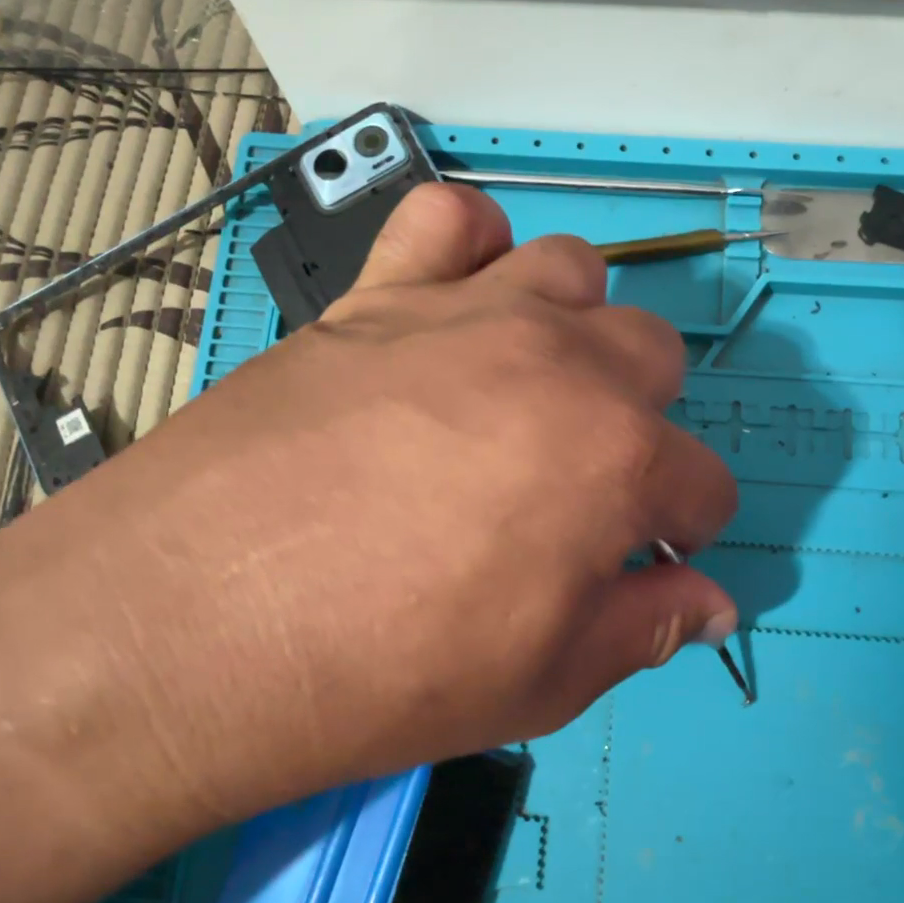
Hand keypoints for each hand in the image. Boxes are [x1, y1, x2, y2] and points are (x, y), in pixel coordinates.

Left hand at [25, 182, 737, 823]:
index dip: (683, 530)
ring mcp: (465, 313)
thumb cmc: (385, 673)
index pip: (702, 484)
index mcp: (616, 459)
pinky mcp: (376, 292)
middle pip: (654, 358)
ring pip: (572, 274)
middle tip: (579, 485)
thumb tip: (713, 604)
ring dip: (572, 332)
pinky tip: (455, 303)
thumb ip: (643, 630)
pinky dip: (471, 248)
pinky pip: (450, 218)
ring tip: (522, 393)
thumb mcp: (542, 683)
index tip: (644, 561)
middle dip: (640, 422)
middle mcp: (559, 363)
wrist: (190, 627)